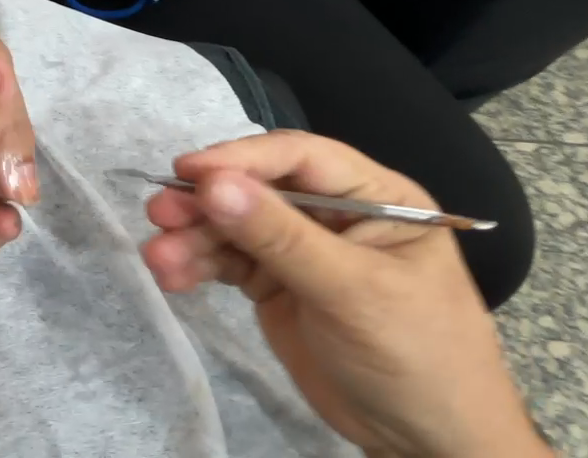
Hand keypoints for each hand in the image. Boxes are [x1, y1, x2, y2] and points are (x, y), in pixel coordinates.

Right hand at [142, 131, 547, 457]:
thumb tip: (210, 183)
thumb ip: (279, 236)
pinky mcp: (274, 282)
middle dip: (205, 202)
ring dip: (192, 238)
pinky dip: (197, 265)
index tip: (188, 172)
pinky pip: (227, 260)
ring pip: (232, 224)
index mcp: (372, 197)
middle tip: (159, 214)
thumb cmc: (417, 360)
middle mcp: (331, 212)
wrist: (429, 451)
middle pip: (254, 188)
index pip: (299, 158)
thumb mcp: (353, 293)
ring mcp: (300, 248)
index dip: (242, 158)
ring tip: (158, 259)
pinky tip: (172, 277)